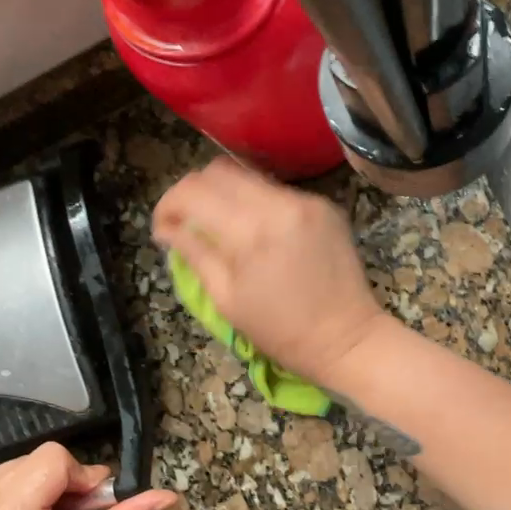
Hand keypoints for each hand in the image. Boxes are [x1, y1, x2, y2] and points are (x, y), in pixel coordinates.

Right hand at [152, 157, 391, 383]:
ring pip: (250, 177)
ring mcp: (307, 201)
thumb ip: (194, 253)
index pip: (194, 190)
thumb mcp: (227, 299)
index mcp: (251, 230)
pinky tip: (260, 235)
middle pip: (220, 171)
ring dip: (226, 196)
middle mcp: (280, 203)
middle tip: (187, 222)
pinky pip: (279, 192)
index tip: (163, 226)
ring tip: (221, 228)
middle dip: (194, 193)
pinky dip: (259, 205)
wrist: (348, 338)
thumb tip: (166, 228)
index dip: (168, 203)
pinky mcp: (325, 206)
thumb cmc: (282, 331)